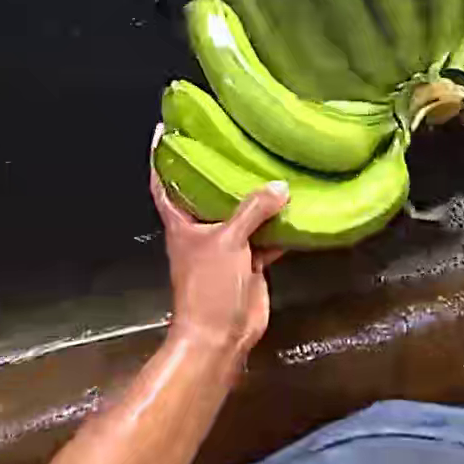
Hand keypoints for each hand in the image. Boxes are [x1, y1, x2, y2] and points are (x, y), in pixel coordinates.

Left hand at [148, 126, 284, 358]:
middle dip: (220, 168)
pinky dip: (282, 221)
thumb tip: (282, 185)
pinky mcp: (251, 259)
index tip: (166, 129)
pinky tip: (301, 204)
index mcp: (183, 223)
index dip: (162, 157)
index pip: (165, 183)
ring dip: (259, 194)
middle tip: (239, 136)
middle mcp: (203, 229)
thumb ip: (254, 210)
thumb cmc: (209, 285)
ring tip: (278, 163)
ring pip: (243, 211)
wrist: (221, 334)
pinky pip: (268, 232)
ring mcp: (228, 245)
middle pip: (209, 191)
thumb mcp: (228, 241)